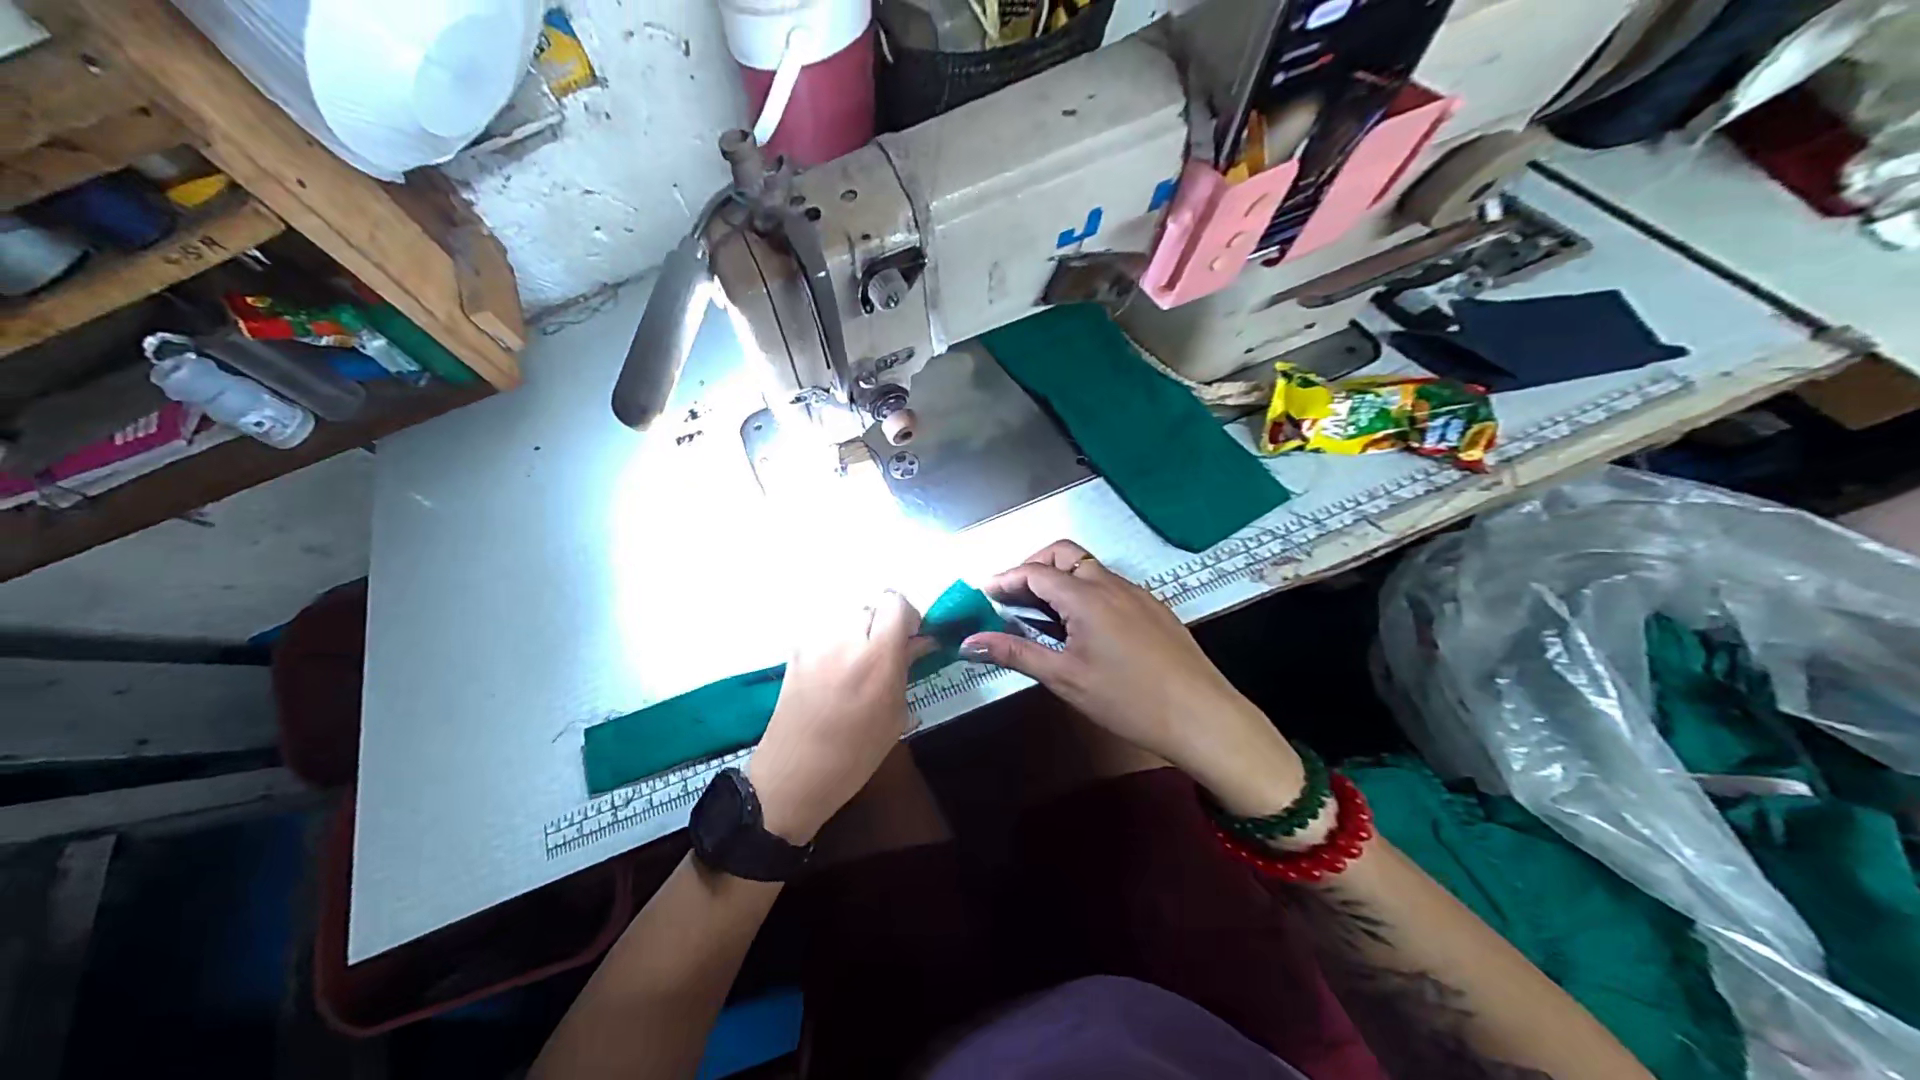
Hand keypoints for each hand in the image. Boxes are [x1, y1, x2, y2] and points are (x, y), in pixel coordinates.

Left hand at [748, 591, 932, 843]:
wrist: (795, 775)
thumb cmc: (855, 755)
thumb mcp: (894, 715)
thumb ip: (906, 668)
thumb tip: (919, 642)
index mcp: (877, 657)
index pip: (895, 602)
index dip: (906, 615)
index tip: (909, 637)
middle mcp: (845, 640)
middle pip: (870, 604)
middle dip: (881, 623)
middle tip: (884, 651)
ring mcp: (816, 643)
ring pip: (845, 615)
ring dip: (856, 630)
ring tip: (856, 660)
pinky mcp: (795, 651)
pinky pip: (823, 631)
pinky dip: (834, 641)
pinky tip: (833, 669)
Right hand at [960, 540, 1304, 817]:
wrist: (1202, 716)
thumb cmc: (1127, 699)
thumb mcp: (1065, 678)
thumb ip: (1015, 653)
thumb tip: (970, 643)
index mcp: (1086, 597)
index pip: (1034, 572)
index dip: (1004, 580)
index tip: (983, 595)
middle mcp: (1111, 583)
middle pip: (1063, 554)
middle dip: (1033, 566)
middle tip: (1012, 598)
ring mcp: (1137, 593)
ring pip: (1089, 569)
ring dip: (1059, 580)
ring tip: (1042, 616)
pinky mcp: (1154, 608)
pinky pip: (1110, 585)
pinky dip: (1085, 592)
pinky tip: (1083, 628)